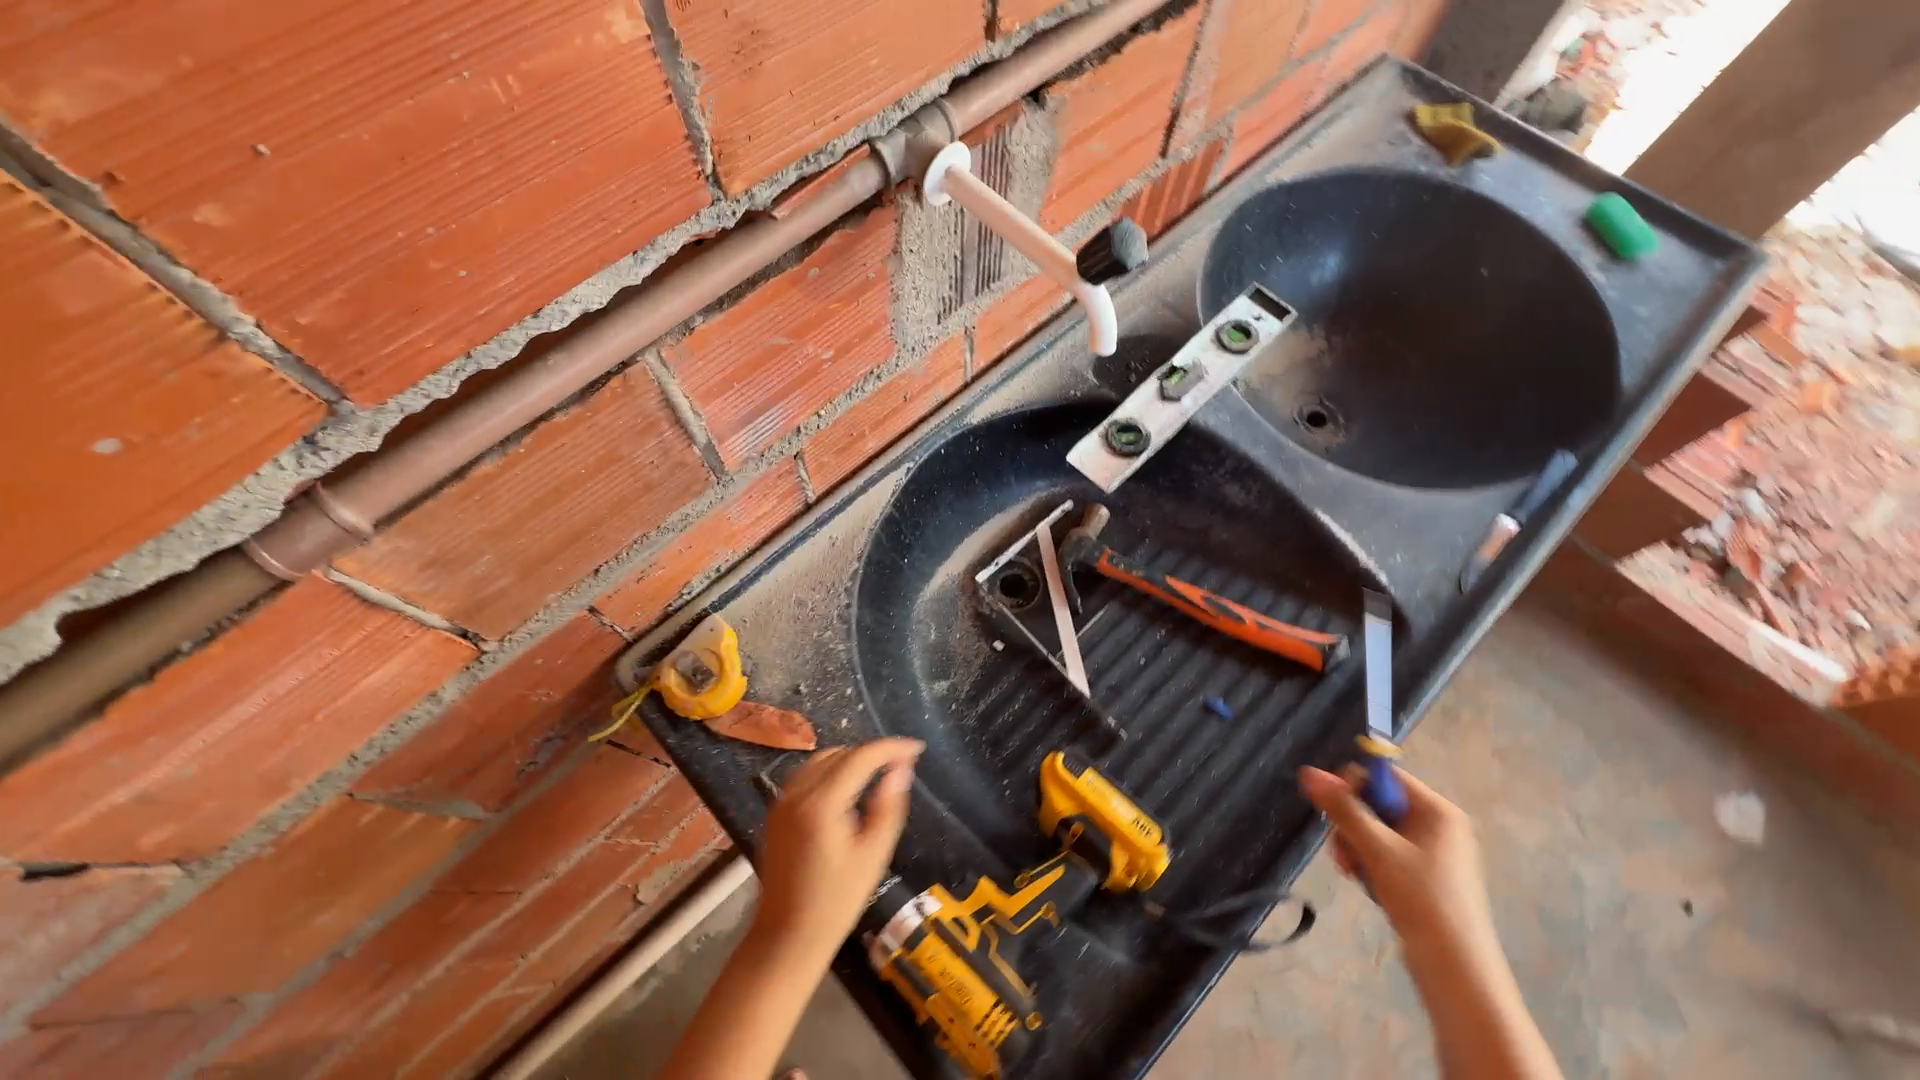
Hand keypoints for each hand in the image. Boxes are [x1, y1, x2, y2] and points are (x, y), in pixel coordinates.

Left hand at [754, 738, 923, 954]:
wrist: (787, 936)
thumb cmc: (836, 902)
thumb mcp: (873, 855)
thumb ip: (888, 807)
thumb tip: (900, 769)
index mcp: (822, 803)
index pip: (861, 757)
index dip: (892, 748)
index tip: (917, 749)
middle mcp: (797, 794)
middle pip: (840, 754)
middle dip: (872, 753)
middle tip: (902, 764)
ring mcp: (782, 802)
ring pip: (820, 761)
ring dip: (851, 760)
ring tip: (879, 772)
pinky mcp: (776, 813)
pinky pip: (806, 776)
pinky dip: (830, 772)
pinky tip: (848, 789)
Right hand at [1299, 764, 1495, 958]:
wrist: (1454, 965)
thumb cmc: (1420, 898)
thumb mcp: (1376, 849)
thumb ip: (1343, 809)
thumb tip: (1309, 772)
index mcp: (1437, 811)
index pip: (1385, 776)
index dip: (1353, 787)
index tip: (1330, 809)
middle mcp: (1437, 825)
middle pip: (1377, 805)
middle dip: (1352, 826)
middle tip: (1342, 851)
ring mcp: (1432, 852)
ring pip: (1377, 831)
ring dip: (1356, 847)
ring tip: (1351, 872)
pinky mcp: (1423, 876)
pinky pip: (1386, 854)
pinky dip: (1369, 864)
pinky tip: (1364, 882)